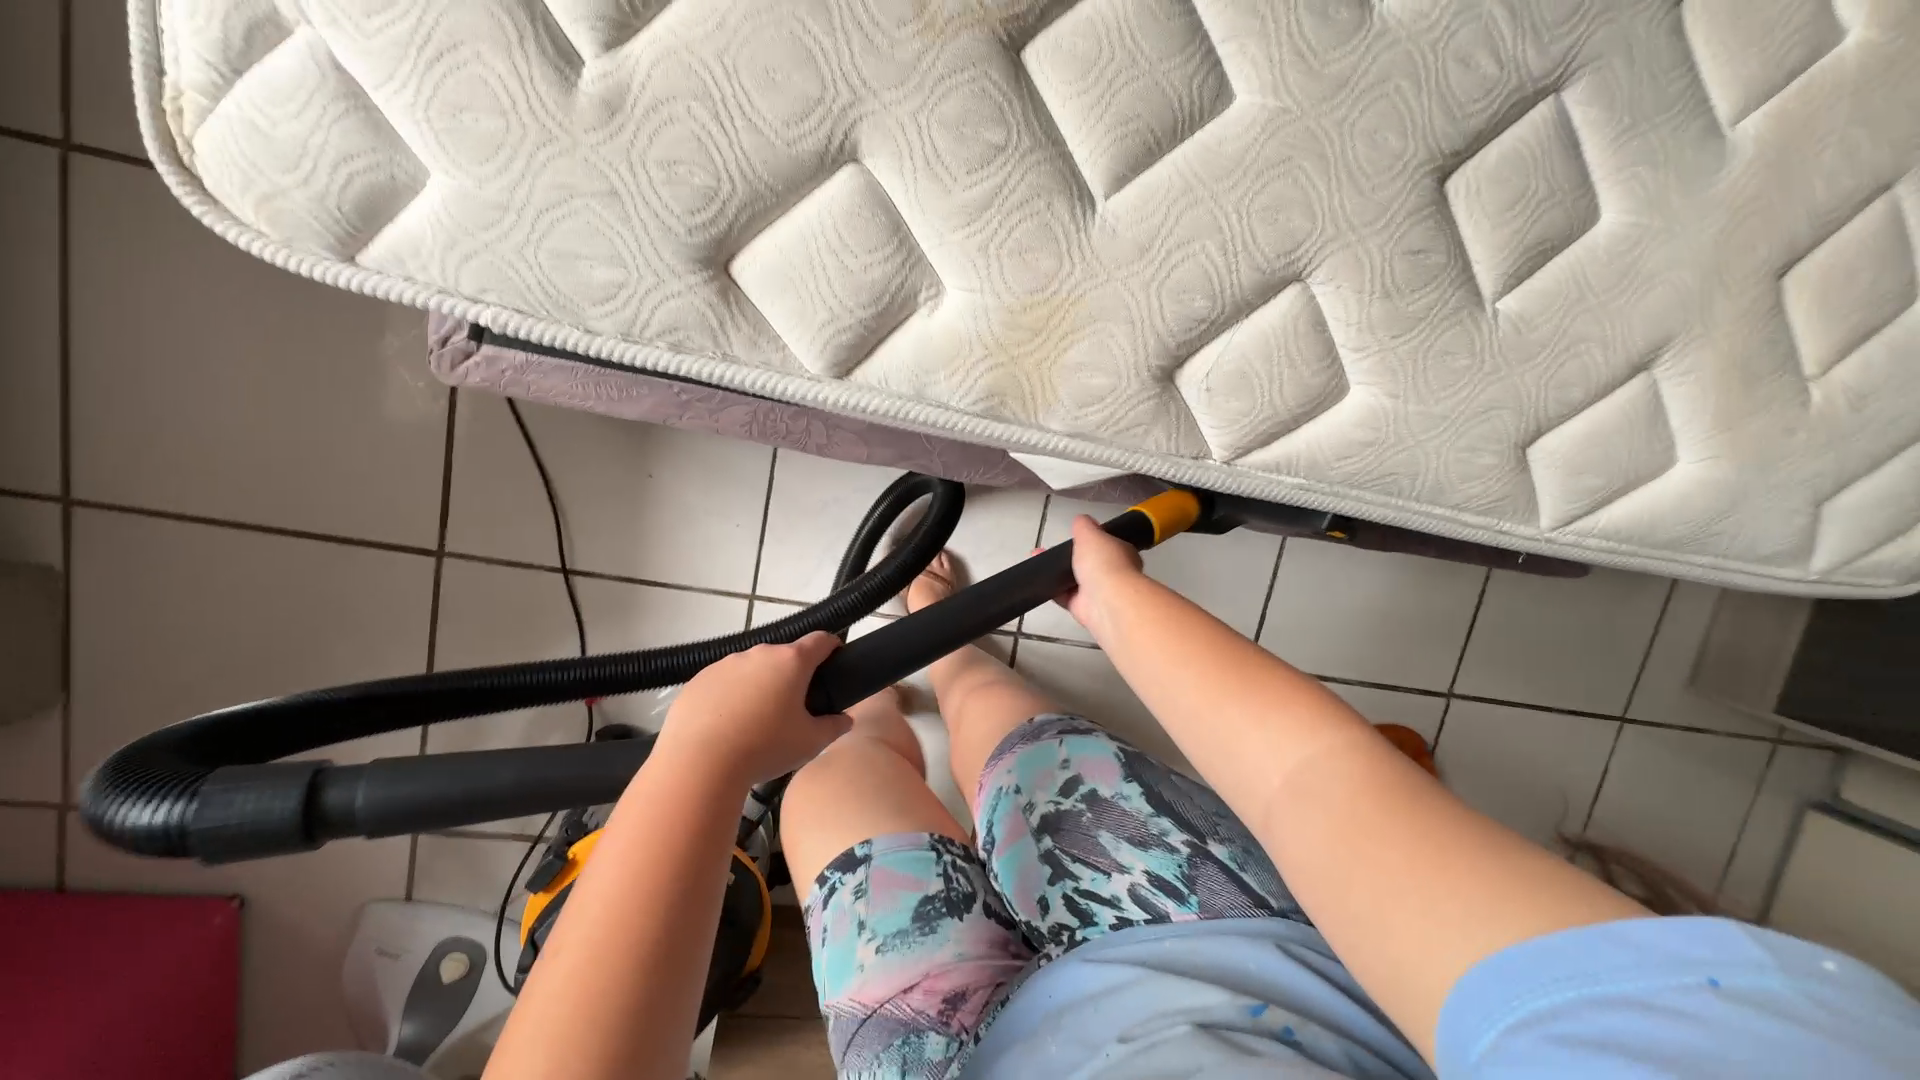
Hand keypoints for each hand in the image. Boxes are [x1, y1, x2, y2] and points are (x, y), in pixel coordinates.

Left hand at [656, 632, 852, 788]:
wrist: (698, 763)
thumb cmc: (764, 748)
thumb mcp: (810, 743)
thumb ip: (833, 727)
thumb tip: (843, 719)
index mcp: (791, 662)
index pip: (820, 640)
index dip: (832, 646)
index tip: (835, 658)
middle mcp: (758, 654)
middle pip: (783, 656)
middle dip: (792, 675)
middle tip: (793, 708)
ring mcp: (724, 664)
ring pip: (751, 669)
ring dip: (759, 685)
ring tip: (755, 722)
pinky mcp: (698, 680)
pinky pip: (722, 683)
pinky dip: (729, 697)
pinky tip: (725, 727)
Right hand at [1051, 515, 1144, 634]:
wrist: (1105, 600)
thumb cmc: (1105, 563)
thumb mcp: (1091, 534)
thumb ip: (1084, 526)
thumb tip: (1081, 519)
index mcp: (1121, 553)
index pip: (1106, 544)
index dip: (1090, 540)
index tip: (1074, 537)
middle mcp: (1112, 573)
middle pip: (1087, 562)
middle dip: (1069, 556)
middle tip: (1050, 549)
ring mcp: (1097, 592)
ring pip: (1074, 579)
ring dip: (1057, 571)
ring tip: (1037, 557)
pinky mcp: (1082, 607)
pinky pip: (1064, 596)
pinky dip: (1053, 589)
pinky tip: (1040, 578)